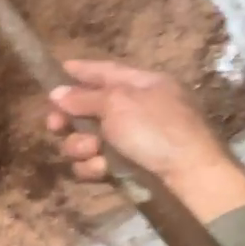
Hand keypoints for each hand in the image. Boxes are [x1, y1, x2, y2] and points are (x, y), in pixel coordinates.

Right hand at [46, 59, 244, 222]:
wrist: (190, 177)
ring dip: (79, 146)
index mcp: (143, 86)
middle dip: (68, 118)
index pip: (106, 71)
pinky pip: (93, 162)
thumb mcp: (118, 104)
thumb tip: (55, 93)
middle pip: (87, 108)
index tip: (57, 68)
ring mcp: (130, 140)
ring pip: (84, 139)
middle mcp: (136, 110)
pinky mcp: (125, 166)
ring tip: (90, 151)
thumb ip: (83, 97)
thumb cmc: (157, 130)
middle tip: (54, 125)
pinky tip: (101, 169)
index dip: (82, 70)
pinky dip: (92, 166)